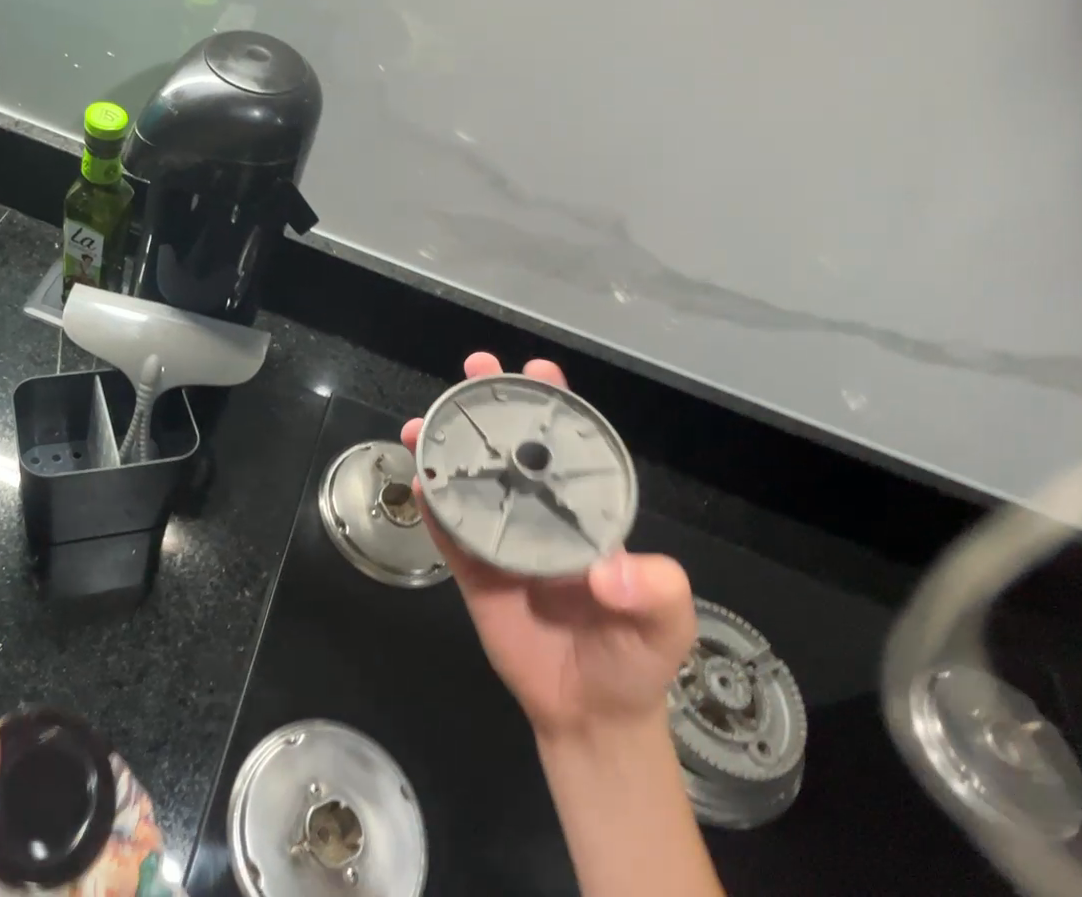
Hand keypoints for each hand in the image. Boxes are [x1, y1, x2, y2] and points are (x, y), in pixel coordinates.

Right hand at [401, 353, 696, 738]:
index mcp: (587, 517)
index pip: (570, 451)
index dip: (554, 407)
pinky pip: (447, 534)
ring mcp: (502, 543)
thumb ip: (654, 591)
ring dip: (447, 449)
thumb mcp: (665, 625)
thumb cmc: (633, 659)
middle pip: (512, 453)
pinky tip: (416, 478)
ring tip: (421, 422)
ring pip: (471, 485)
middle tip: (472, 370)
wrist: (587, 711)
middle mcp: (541, 519)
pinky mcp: (472, 572)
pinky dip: (430, 506)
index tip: (537, 369)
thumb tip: (606, 568)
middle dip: (492, 408)